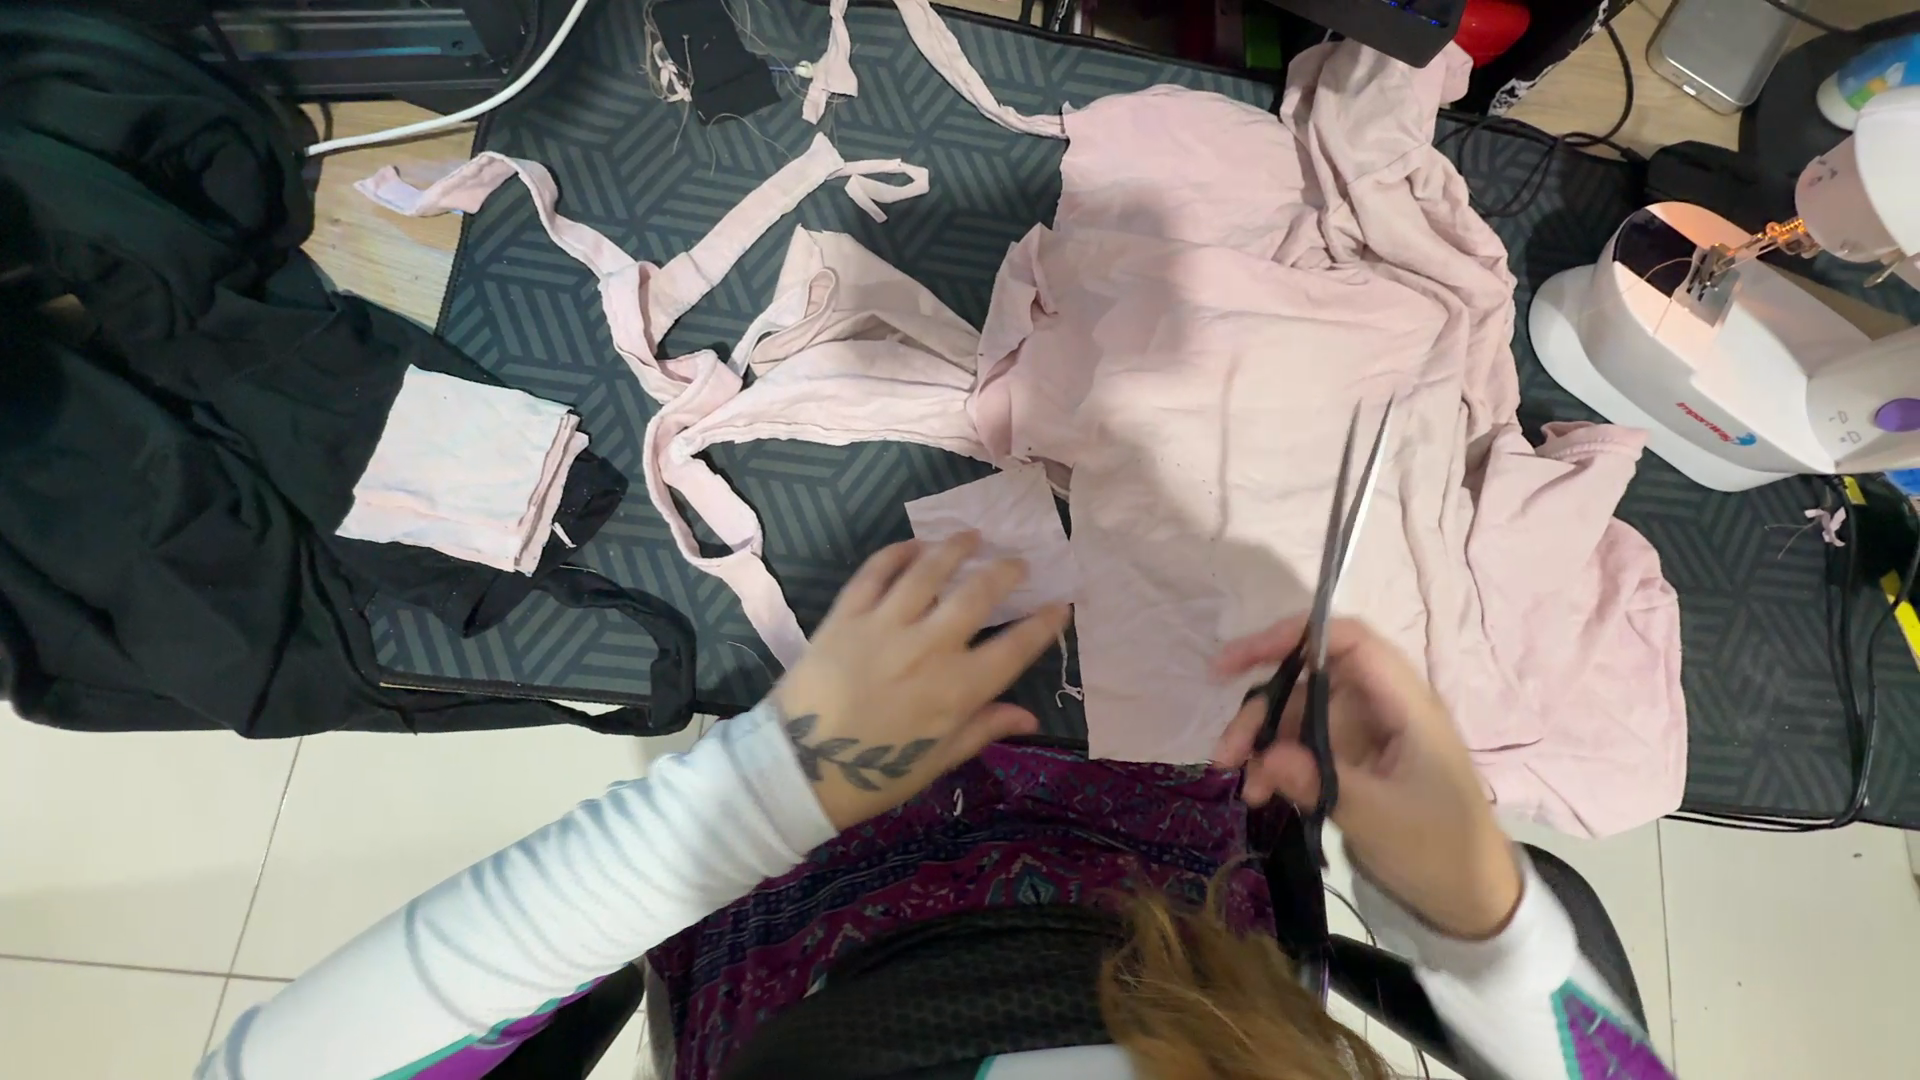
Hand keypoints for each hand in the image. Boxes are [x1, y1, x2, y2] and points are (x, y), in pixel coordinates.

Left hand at [772, 533, 1071, 831]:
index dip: (1044, 623)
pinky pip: (875, 571)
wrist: (796, 771)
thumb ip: (983, 730)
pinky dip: (898, 552)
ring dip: (956, 547)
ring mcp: (884, 625)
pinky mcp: (845, 614)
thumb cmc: (874, 773)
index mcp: (956, 691)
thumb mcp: (937, 761)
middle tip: (1017, 562)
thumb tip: (1029, 716)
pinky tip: (915, 545)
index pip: (1015, 647)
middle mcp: (927, 648)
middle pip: (977, 594)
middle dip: (1006, 572)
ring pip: (929, 571)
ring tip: (973, 536)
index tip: (1060, 604)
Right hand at [1212, 616, 1521, 938]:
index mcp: (1403, 704)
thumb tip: (1268, 756)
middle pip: (1306, 679)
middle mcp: (1376, 706)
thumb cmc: (1441, 850)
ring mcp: (1358, 730)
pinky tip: (1258, 792)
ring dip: (1258, 738)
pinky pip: (1295, 742)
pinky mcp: (1344, 756)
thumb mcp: (1382, 820)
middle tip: (1227, 749)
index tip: (1240, 659)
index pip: (1348, 642)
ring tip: (1237, 778)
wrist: (1469, 898)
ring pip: (1292, 711)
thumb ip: (1324, 784)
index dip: (1294, 636)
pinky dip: (1270, 761)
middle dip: (1261, 708)